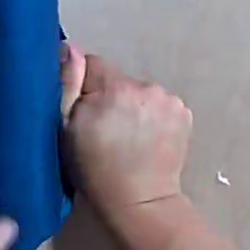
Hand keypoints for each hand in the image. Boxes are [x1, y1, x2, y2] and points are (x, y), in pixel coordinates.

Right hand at [59, 42, 193, 218]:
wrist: (139, 201)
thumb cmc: (92, 167)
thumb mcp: (65, 128)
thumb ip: (67, 84)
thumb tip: (69, 48)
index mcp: (114, 87)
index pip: (91, 63)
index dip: (80, 84)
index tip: (80, 109)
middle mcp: (146, 86)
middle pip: (116, 79)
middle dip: (106, 96)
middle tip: (99, 127)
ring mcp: (170, 100)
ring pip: (137, 92)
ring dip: (129, 106)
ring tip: (123, 135)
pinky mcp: (184, 114)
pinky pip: (157, 104)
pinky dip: (149, 115)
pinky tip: (143, 137)